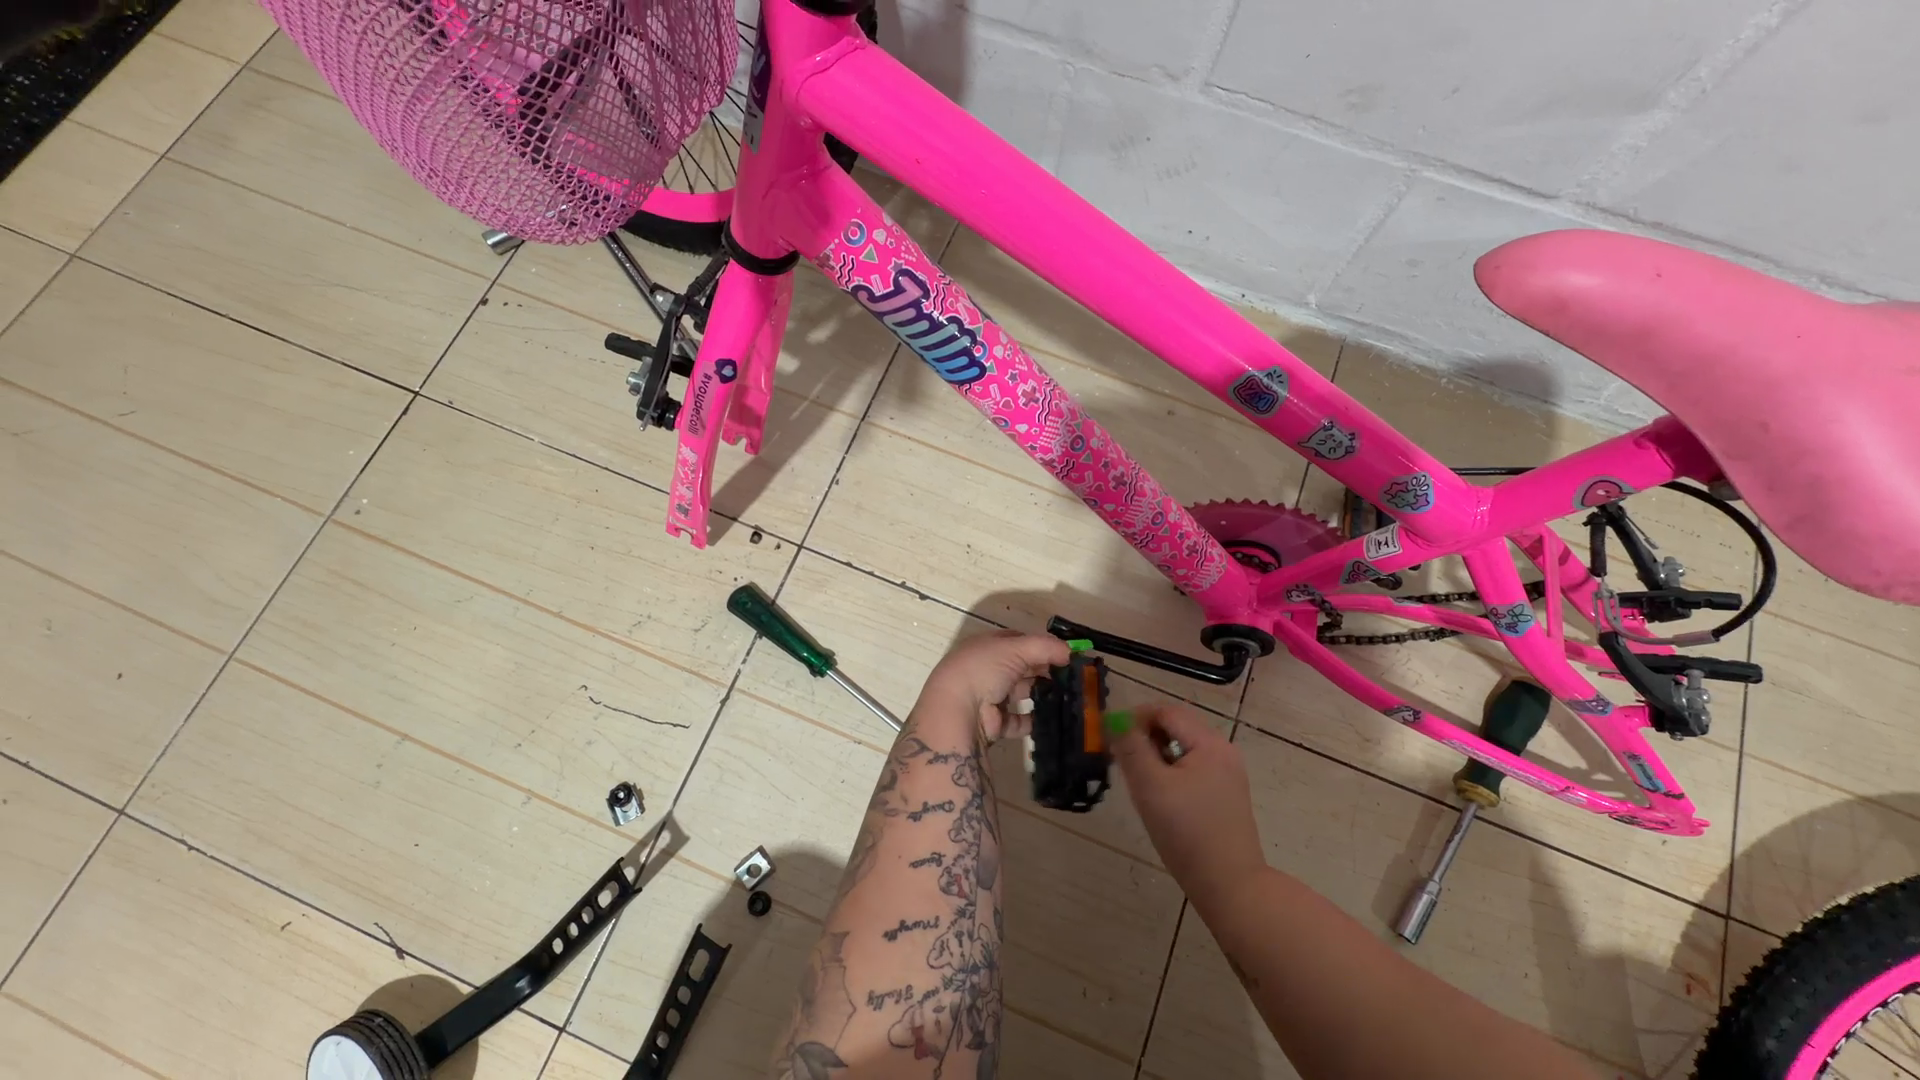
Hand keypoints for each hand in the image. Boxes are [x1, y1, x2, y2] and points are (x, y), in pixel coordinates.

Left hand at [917, 631, 1070, 742]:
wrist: (957, 712)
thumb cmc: (983, 670)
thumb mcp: (1015, 648)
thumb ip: (1045, 647)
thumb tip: (1070, 651)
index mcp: (986, 647)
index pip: (1017, 641)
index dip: (1040, 645)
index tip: (1065, 653)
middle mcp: (986, 670)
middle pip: (1021, 667)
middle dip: (1044, 670)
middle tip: (1072, 676)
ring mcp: (989, 696)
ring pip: (1021, 692)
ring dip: (1041, 694)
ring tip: (1069, 696)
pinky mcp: (994, 722)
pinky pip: (1019, 720)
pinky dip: (1034, 720)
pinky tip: (1053, 718)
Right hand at [1113, 705, 1265, 903]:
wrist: (1230, 886)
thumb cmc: (1187, 834)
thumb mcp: (1150, 787)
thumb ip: (1131, 748)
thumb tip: (1113, 719)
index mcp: (1210, 744)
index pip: (1166, 711)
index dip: (1134, 717)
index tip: (1109, 737)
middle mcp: (1223, 752)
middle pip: (1176, 727)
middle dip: (1144, 737)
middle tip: (1120, 759)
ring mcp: (1228, 774)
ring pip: (1183, 749)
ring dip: (1155, 755)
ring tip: (1137, 781)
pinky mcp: (1226, 795)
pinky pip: (1192, 768)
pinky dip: (1171, 772)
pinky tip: (1159, 797)